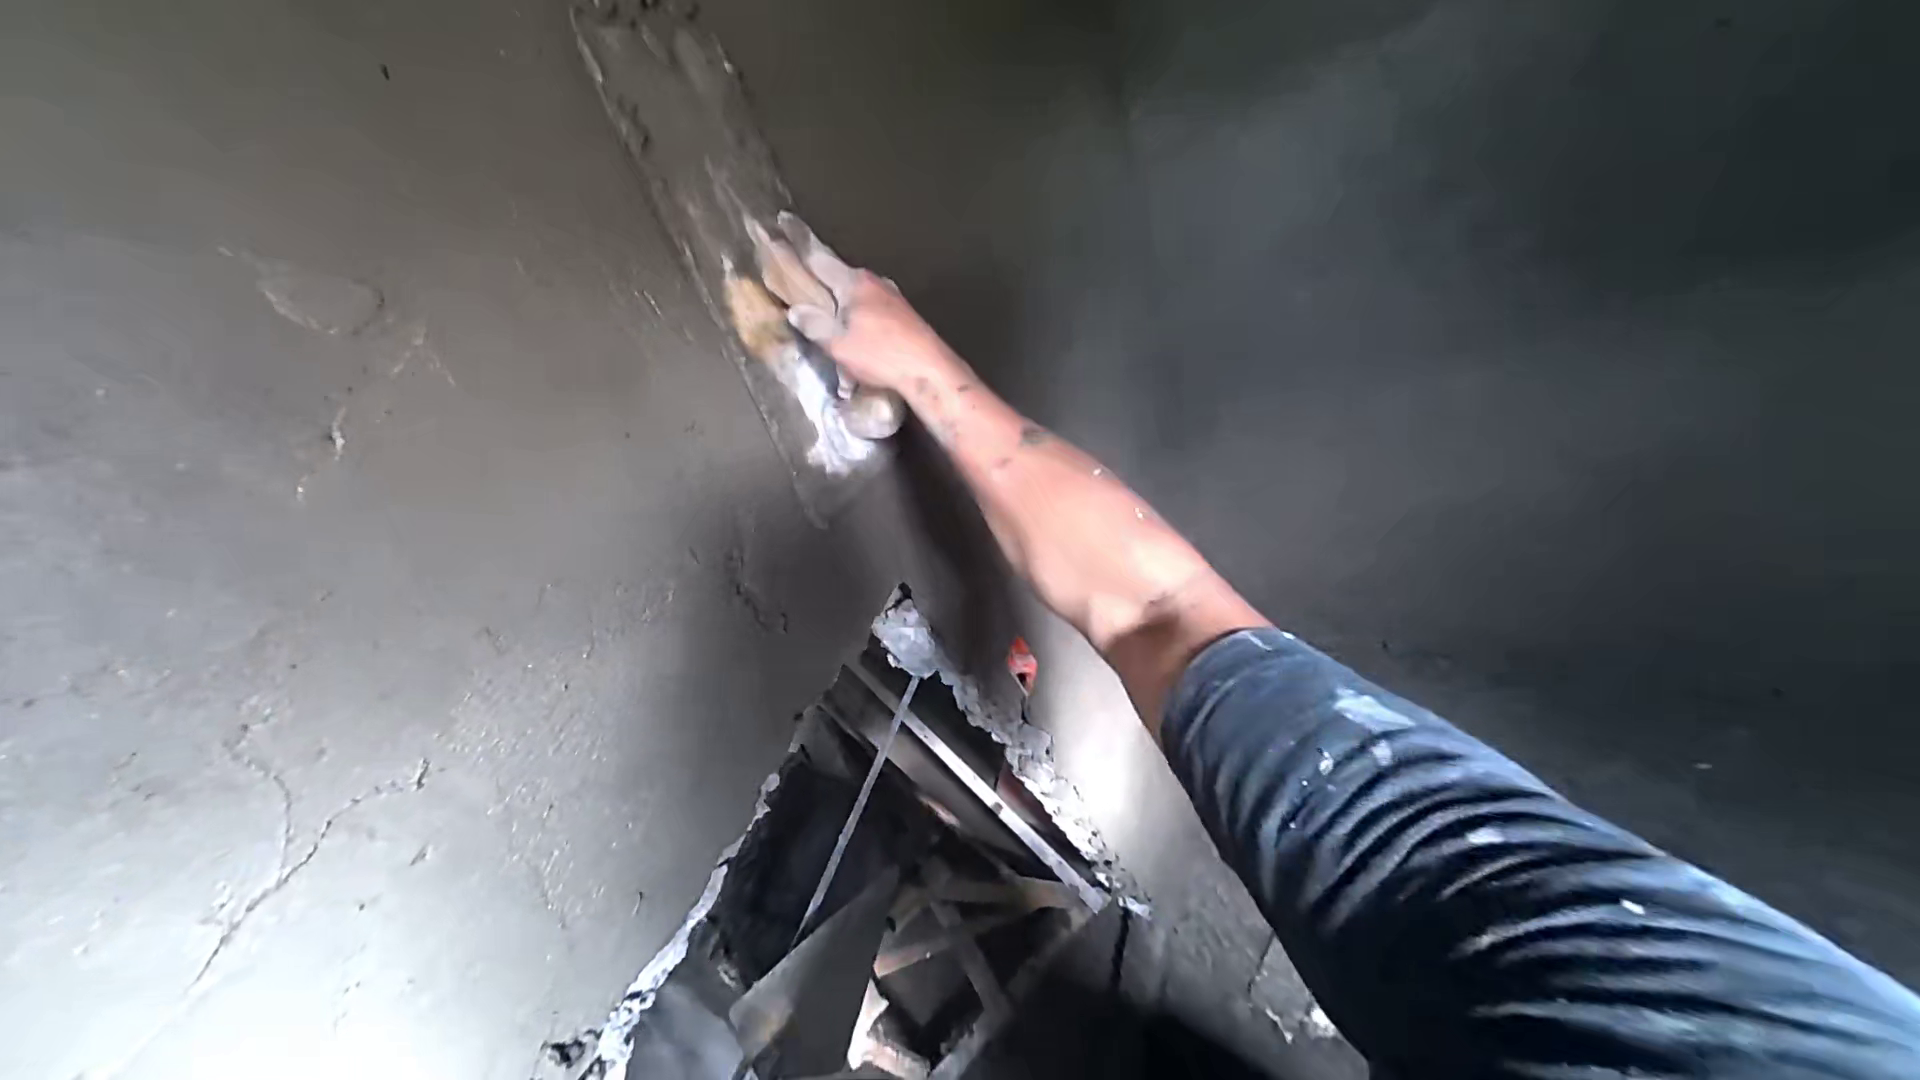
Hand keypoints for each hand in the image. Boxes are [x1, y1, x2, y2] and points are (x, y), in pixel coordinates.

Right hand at [761, 214, 959, 394]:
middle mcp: (875, 283)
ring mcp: (893, 300)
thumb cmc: (882, 354)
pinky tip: (860, 363)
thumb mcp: (839, 344)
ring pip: (857, 306)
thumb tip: (796, 311)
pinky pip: (874, 321)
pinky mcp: (904, 319)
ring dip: (845, 326)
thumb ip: (814, 325)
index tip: (783, 221)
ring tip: (838, 352)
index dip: (797, 242)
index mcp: (854, 281)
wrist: (930, 372)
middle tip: (806, 309)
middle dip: (823, 296)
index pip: (818, 257)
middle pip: (838, 283)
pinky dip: (863, 337)